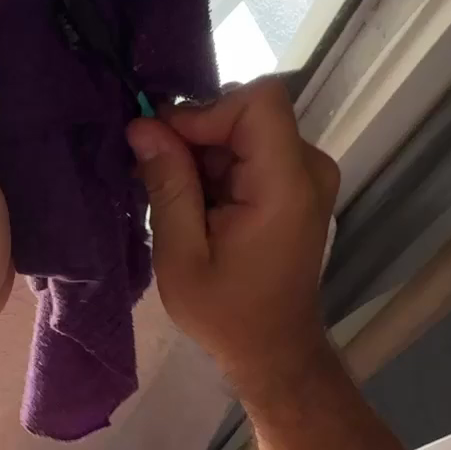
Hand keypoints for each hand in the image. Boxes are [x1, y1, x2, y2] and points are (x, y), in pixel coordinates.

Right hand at [127, 79, 340, 396]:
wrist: (272, 347)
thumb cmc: (224, 313)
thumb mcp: (180, 256)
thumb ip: (167, 186)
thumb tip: (142, 127)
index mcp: (284, 185)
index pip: (256, 101)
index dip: (204, 111)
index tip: (162, 145)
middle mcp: (308, 168)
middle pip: (248, 113)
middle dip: (196, 135)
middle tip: (154, 175)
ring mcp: (307, 175)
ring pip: (246, 130)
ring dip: (202, 154)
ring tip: (172, 197)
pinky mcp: (297, 185)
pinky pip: (252, 152)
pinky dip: (217, 168)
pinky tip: (193, 205)